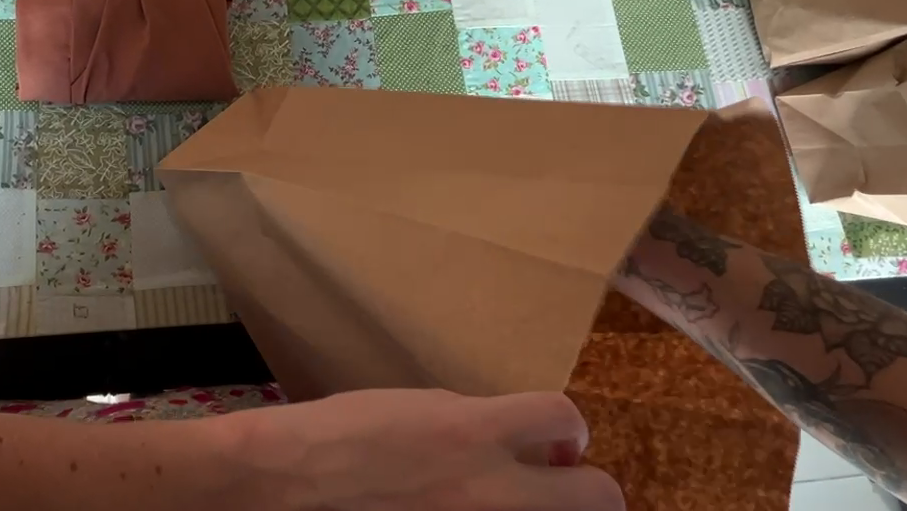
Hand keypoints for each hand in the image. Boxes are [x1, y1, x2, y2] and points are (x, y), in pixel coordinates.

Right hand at [217, 388, 622, 509]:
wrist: (304, 482)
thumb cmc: (348, 430)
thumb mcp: (415, 406)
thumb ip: (472, 422)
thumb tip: (512, 437)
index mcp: (474, 430)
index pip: (562, 416)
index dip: (564, 424)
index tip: (552, 434)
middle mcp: (497, 488)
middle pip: (603, 496)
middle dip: (585, 482)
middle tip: (555, 478)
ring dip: (556, 508)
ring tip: (520, 498)